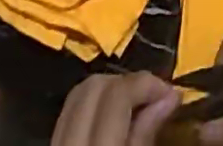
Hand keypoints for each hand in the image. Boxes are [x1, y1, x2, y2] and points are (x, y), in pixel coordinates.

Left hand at [52, 71, 179, 145]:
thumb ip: (145, 138)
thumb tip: (171, 95)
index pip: (117, 95)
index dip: (147, 85)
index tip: (171, 94)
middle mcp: (67, 142)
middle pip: (94, 86)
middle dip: (127, 83)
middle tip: (153, 99)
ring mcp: (54, 143)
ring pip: (78, 93)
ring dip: (110, 90)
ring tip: (135, 107)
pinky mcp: (51, 145)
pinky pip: (69, 113)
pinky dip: (93, 106)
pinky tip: (113, 119)